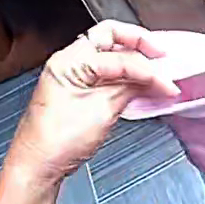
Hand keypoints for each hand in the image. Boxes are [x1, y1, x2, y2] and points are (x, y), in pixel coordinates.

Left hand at [2, 21, 178, 196]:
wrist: (38, 166)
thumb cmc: (56, 141)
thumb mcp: (102, 110)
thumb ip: (129, 88)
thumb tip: (153, 79)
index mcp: (70, 61)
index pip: (119, 56)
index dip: (147, 69)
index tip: (166, 83)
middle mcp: (69, 62)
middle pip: (110, 36)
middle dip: (139, 43)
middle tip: (162, 56)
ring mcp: (73, 74)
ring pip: (109, 52)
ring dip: (134, 59)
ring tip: (156, 72)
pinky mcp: (78, 89)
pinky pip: (106, 71)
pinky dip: (126, 75)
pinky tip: (141, 84)